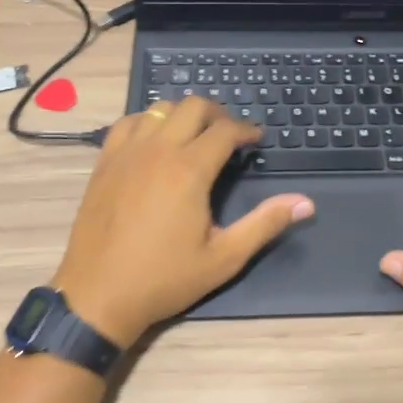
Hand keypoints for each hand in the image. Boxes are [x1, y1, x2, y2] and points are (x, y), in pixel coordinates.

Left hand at [51, 97, 314, 344]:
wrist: (97, 296)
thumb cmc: (164, 279)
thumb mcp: (223, 258)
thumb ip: (264, 224)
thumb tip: (305, 203)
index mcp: (190, 170)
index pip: (225, 130)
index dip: (246, 130)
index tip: (256, 140)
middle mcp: (158, 150)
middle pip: (193, 106)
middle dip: (218, 113)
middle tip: (230, 135)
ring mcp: (126, 152)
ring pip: (159, 108)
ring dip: (183, 114)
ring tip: (195, 135)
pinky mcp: (104, 162)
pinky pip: (128, 123)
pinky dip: (147, 121)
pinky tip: (155, 141)